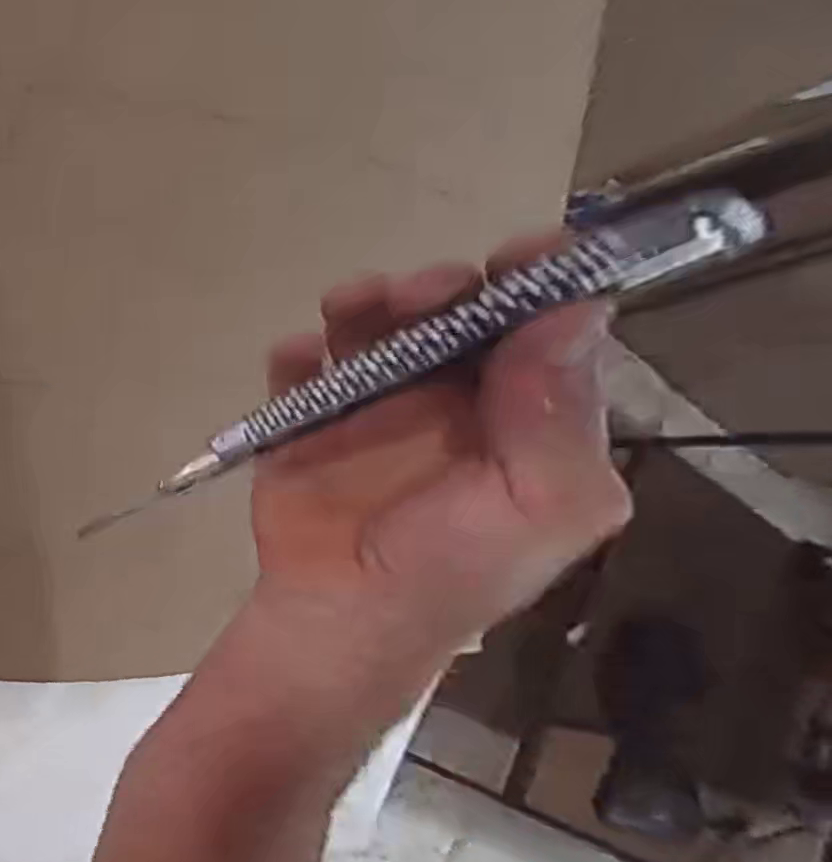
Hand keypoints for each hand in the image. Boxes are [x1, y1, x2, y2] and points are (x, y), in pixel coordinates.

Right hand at [249, 235, 632, 677]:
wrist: (345, 609)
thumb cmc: (454, 567)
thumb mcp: (543, 507)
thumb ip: (557, 419)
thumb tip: (569, 314)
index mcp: (515, 412)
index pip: (536, 329)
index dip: (537, 282)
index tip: (522, 253)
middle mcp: (442, 399)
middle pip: (444, 317)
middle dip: (437, 289)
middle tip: (417, 294)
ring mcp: (364, 410)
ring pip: (366, 332)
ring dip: (361, 305)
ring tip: (348, 303)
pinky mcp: (300, 424)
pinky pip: (295, 376)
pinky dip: (291, 356)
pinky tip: (294, 355)